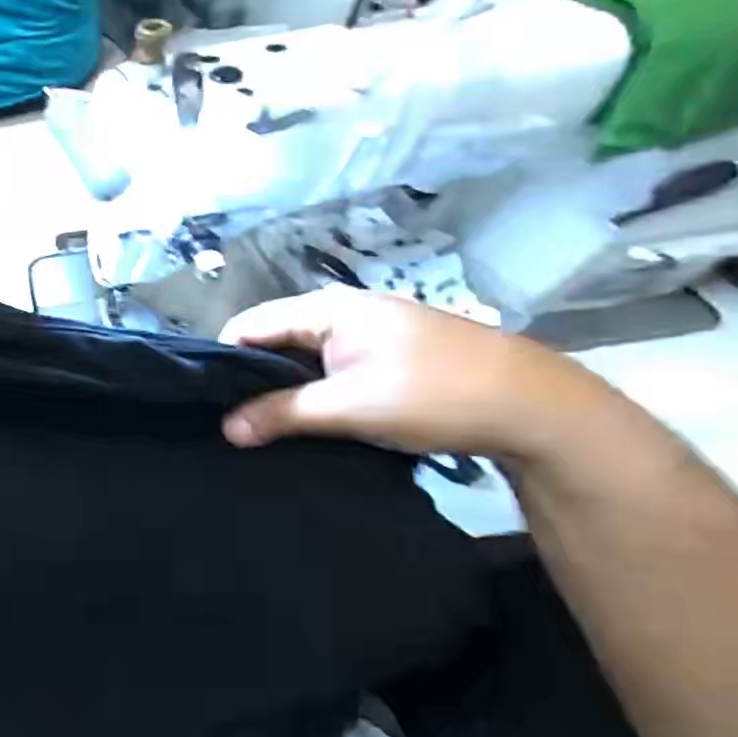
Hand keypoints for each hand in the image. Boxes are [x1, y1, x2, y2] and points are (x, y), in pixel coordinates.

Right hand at [218, 288, 681, 473]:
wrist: (531, 405)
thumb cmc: (431, 394)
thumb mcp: (350, 407)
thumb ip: (284, 413)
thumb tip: (226, 428)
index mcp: (327, 308)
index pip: (252, 323)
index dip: (225, 359)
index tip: (206, 402)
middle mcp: (343, 310)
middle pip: (277, 338)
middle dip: (253, 377)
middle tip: (232, 423)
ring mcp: (370, 332)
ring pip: (307, 357)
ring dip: (286, 388)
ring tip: (263, 428)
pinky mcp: (389, 355)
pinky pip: (334, 368)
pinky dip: (317, 391)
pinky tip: (310, 421)